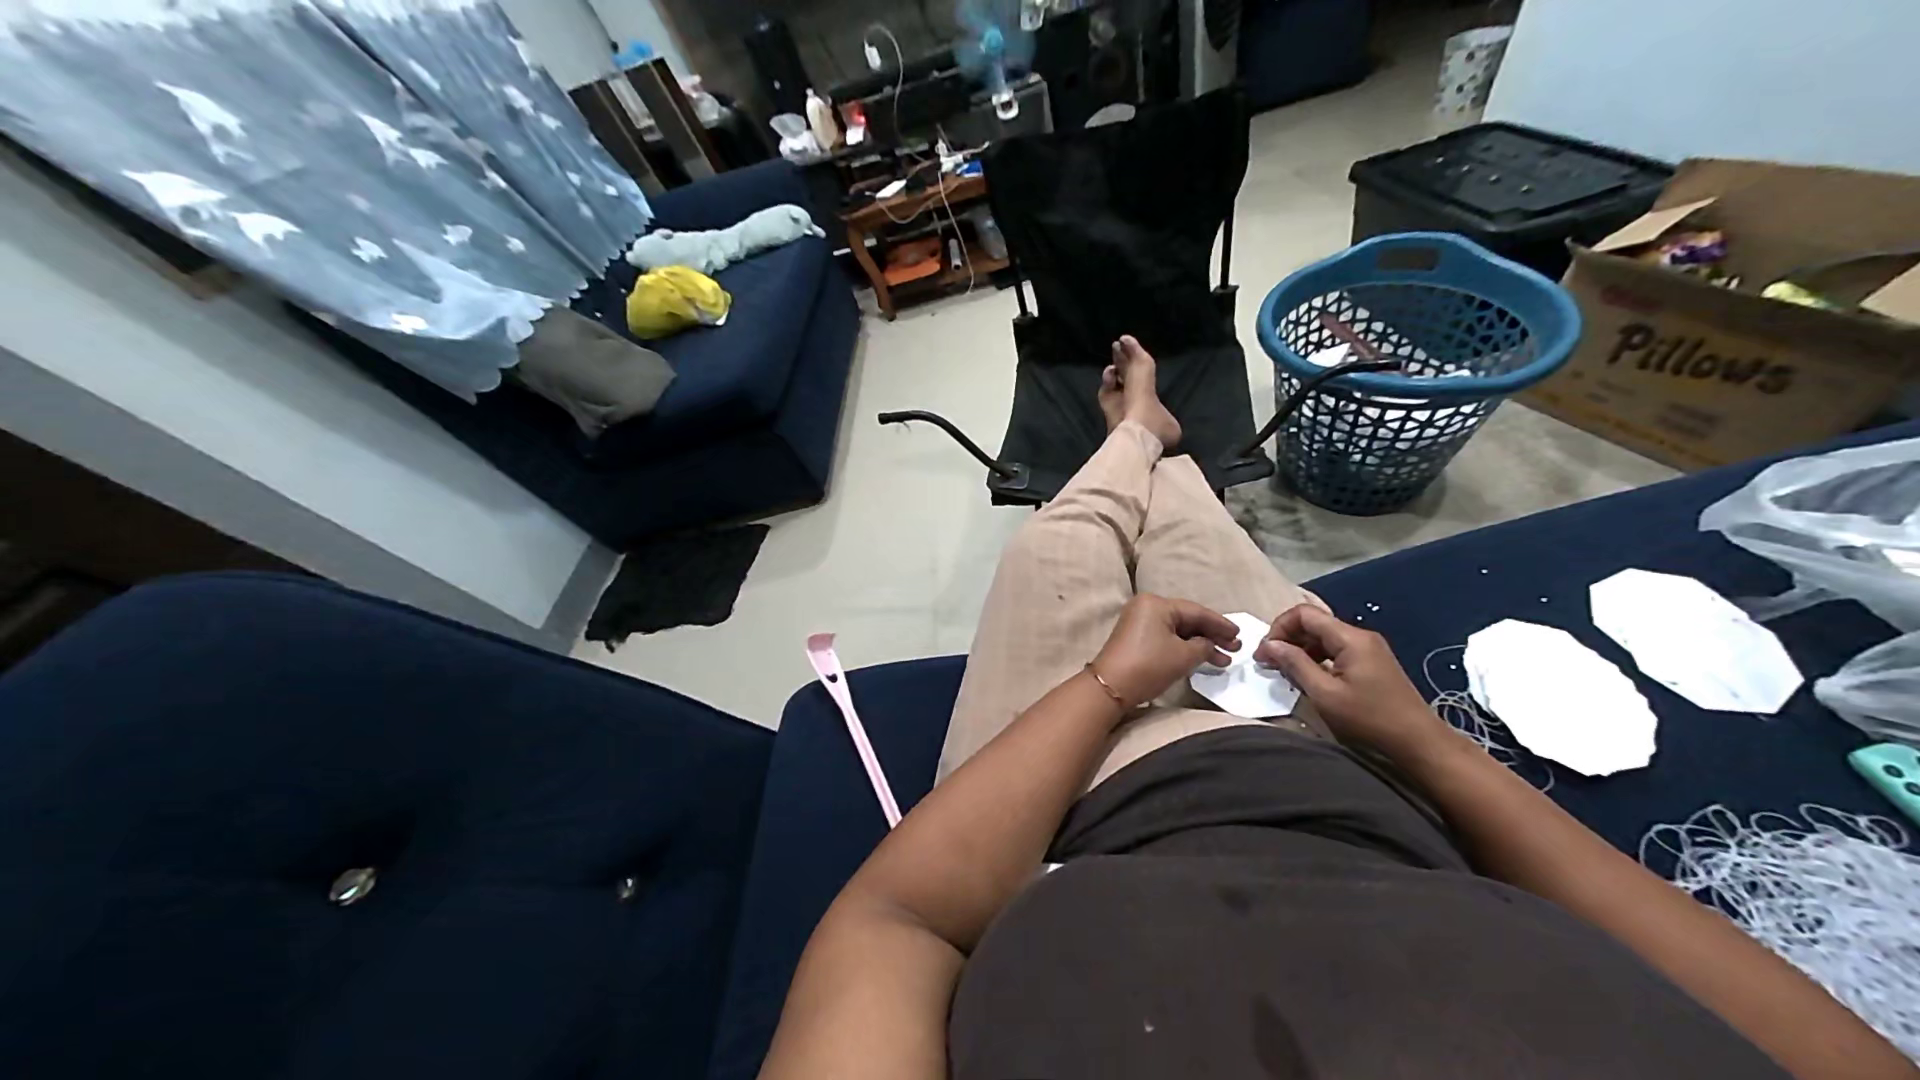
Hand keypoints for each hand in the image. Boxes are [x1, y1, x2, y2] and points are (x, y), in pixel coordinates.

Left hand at [1090, 595, 1239, 709]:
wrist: (1111, 687)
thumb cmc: (1149, 666)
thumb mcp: (1183, 656)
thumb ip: (1204, 646)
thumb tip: (1209, 644)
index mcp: (1156, 603)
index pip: (1196, 611)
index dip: (1220, 624)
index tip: (1239, 634)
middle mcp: (1146, 607)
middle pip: (1187, 619)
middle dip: (1212, 635)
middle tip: (1235, 648)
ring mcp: (1139, 622)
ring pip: (1178, 631)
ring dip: (1200, 644)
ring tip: (1224, 660)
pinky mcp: (1136, 638)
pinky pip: (1167, 638)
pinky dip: (1185, 648)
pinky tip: (1202, 659)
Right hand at [1254, 604, 1450, 757]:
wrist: (1418, 742)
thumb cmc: (1369, 718)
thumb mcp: (1324, 694)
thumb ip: (1295, 664)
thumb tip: (1269, 645)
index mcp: (1350, 638)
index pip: (1304, 614)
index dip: (1279, 628)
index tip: (1265, 653)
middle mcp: (1360, 636)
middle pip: (1313, 623)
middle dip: (1287, 639)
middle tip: (1269, 663)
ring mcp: (1368, 648)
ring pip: (1323, 637)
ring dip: (1299, 649)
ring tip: (1284, 671)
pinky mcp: (1370, 662)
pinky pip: (1335, 650)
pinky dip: (1315, 658)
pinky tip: (1307, 676)